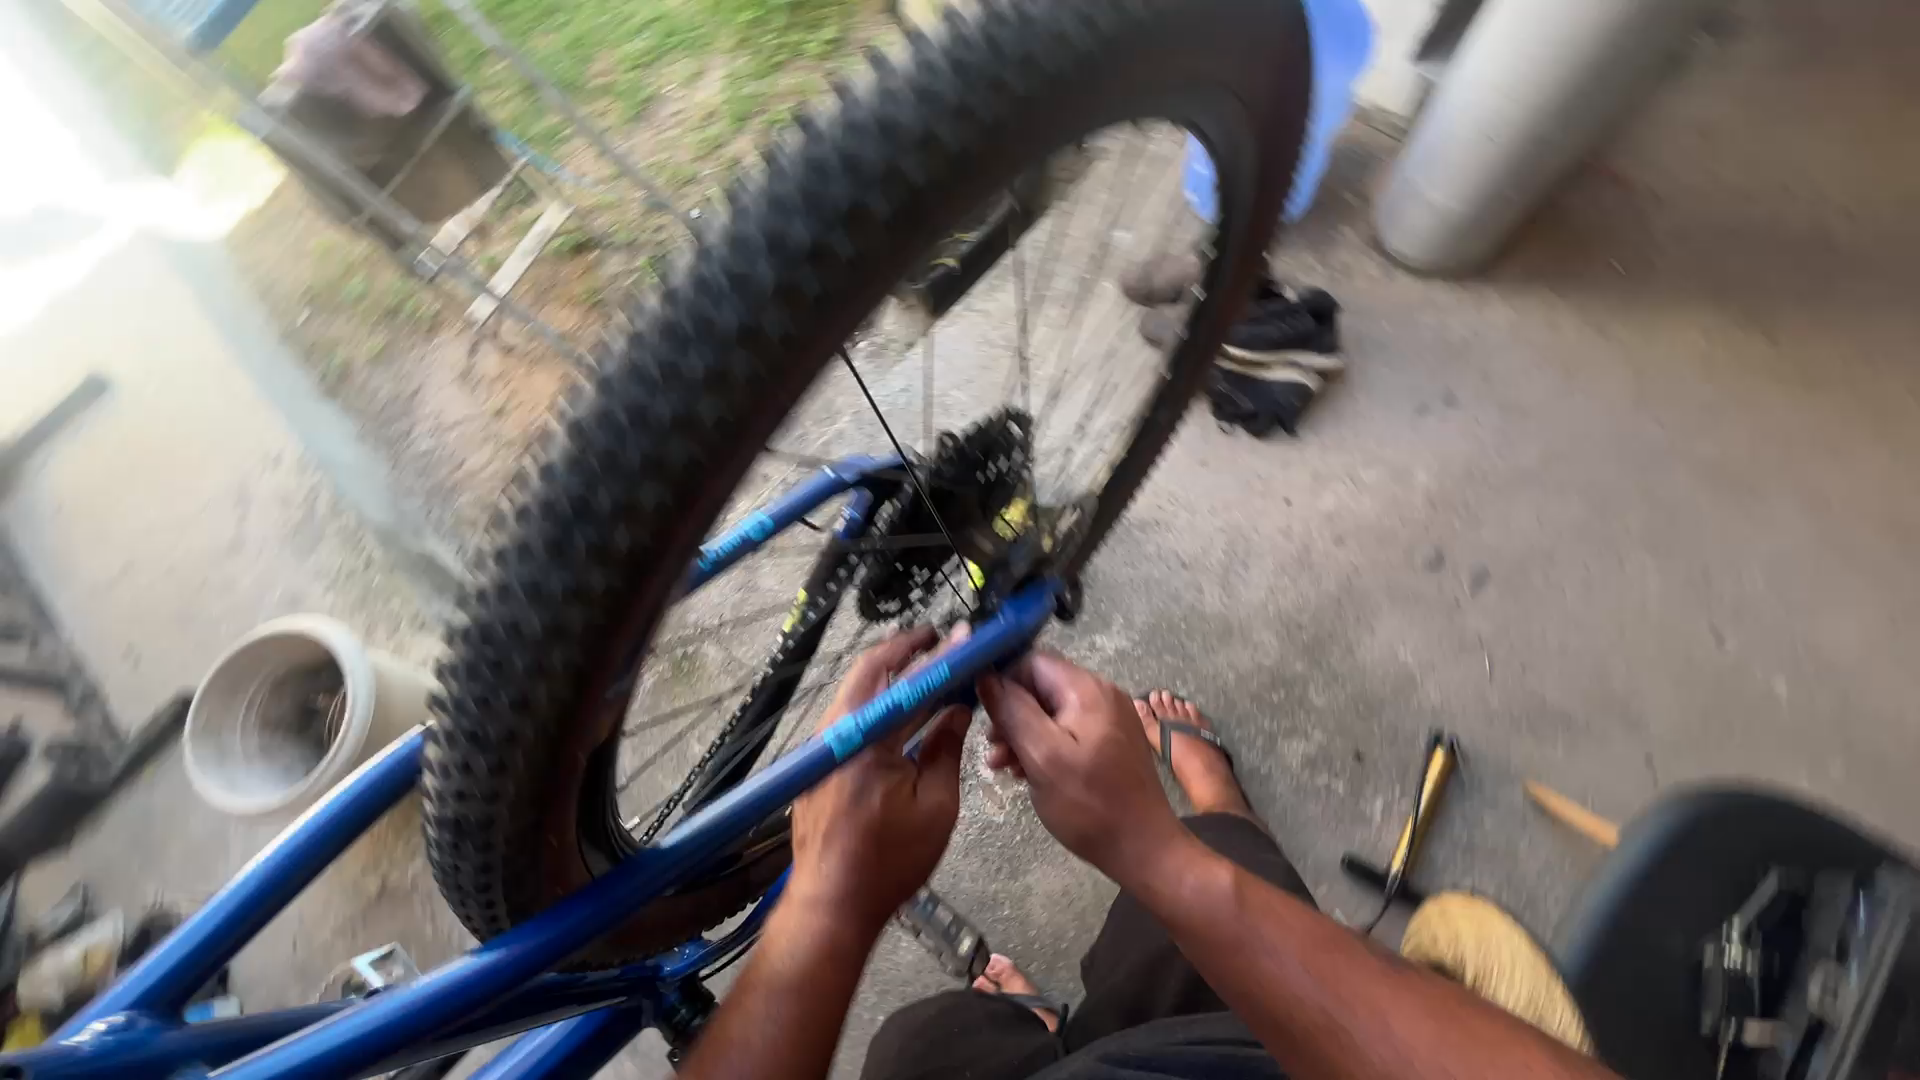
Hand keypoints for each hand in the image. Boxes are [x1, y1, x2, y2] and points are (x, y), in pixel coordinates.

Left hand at [788, 627, 969, 933]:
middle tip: (934, 642)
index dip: (929, 652)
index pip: (899, 678)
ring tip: (923, 671)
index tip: (953, 634)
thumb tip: (957, 709)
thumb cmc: (890, 860)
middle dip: (900, 653)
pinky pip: (848, 720)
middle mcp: (834, 732)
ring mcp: (820, 750)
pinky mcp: (816, 767)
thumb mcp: (936, 804)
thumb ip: (946, 748)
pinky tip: (898, 714)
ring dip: (887, 679)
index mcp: (865, 737)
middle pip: (865, 674)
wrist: (831, 906)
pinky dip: (875, 706)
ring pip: (854, 696)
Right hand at [977, 651, 1185, 883]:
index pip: (1033, 661)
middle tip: (993, 750)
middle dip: (1011, 714)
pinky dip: (1045, 745)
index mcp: (1087, 688)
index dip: (1003, 682)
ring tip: (1004, 766)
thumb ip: (1012, 711)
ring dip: (1024, 734)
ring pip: (1052, 711)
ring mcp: (1108, 718)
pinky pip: (1068, 730)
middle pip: (1042, 687)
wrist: (1144, 849)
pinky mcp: (1110, 741)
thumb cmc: (1089, 803)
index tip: (985, 715)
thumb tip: (986, 677)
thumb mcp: (1042, 755)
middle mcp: (1101, 693)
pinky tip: (1028, 772)